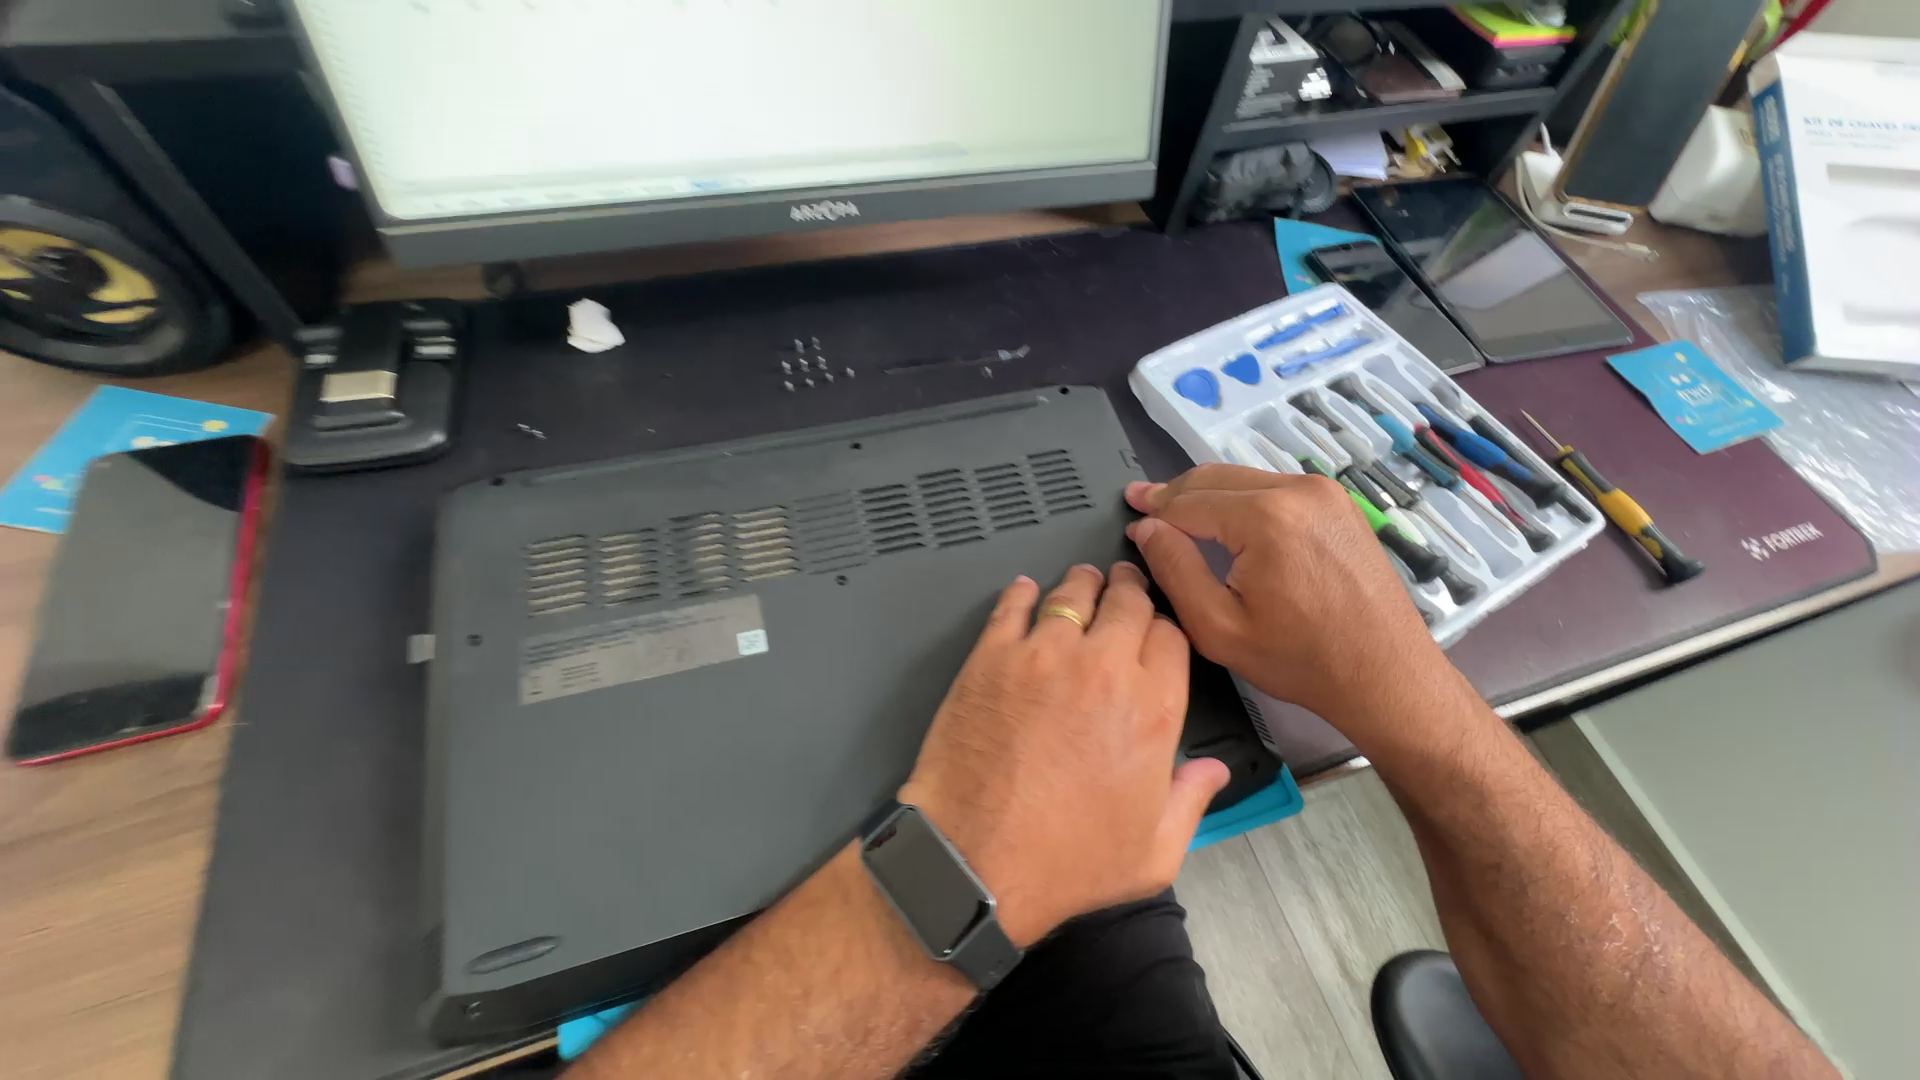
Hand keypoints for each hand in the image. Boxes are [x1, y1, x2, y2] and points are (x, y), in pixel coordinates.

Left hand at [897, 563, 1229, 947]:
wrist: (977, 858)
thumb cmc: (1068, 861)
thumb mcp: (1154, 853)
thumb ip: (1191, 802)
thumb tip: (1214, 771)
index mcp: (1153, 709)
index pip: (1171, 637)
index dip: (1165, 628)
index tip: (1155, 628)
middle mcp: (1104, 668)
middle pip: (1127, 603)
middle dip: (1130, 590)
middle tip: (1124, 582)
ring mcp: (1044, 655)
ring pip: (1072, 596)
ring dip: (1083, 583)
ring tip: (1084, 579)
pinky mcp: (992, 656)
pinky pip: (1012, 606)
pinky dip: (1022, 592)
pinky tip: (1025, 589)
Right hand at [1122, 466, 1460, 741]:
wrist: (1386, 674)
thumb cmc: (1299, 660)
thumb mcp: (1218, 626)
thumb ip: (1175, 570)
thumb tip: (1147, 529)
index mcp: (1266, 518)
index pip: (1188, 502)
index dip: (1153, 511)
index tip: (1129, 516)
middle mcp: (1297, 490)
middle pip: (1214, 478)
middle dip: (1174, 493)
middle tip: (1140, 500)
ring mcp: (1324, 493)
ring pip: (1243, 479)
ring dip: (1205, 493)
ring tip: (1173, 509)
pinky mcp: (1338, 504)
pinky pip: (1272, 488)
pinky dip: (1239, 498)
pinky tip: (1222, 516)